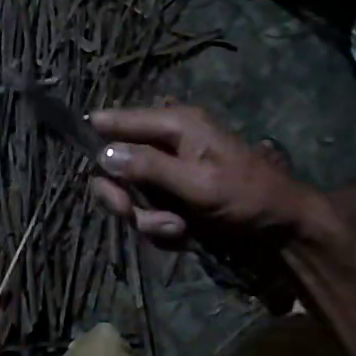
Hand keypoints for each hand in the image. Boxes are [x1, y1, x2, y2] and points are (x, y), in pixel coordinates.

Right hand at [87, 105, 336, 248]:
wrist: (284, 231)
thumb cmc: (247, 195)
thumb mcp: (198, 183)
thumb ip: (149, 168)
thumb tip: (103, 155)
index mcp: (175, 126)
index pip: (119, 120)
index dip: (95, 131)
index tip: (70, 142)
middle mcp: (166, 146)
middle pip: (115, 165)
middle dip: (123, 195)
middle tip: (128, 212)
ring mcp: (169, 175)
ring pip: (130, 196)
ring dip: (148, 218)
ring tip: (178, 229)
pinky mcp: (173, 200)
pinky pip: (148, 214)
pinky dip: (163, 229)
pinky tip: (187, 235)